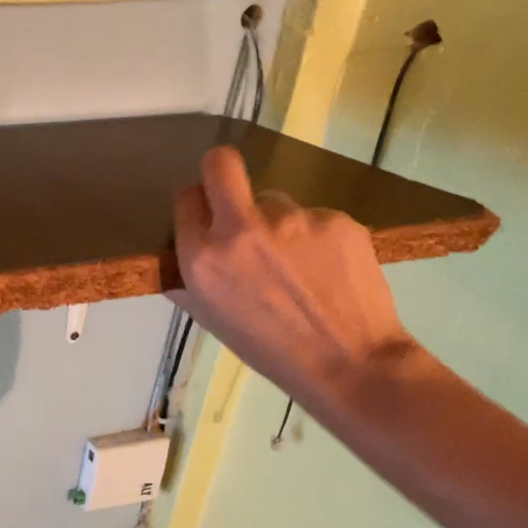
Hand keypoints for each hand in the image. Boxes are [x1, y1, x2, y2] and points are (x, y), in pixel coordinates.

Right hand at [170, 146, 420, 404]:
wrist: (348, 362)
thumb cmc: (268, 348)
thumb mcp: (209, 317)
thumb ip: (189, 277)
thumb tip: (179, 254)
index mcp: (202, 256)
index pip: (186, 198)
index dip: (195, 206)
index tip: (205, 218)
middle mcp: (241, 229)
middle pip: (221, 164)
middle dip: (221, 171)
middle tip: (233, 196)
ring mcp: (292, 220)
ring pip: (274, 200)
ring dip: (277, 223)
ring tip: (296, 264)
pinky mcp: (336, 219)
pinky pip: (314, 217)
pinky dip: (315, 238)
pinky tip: (326, 271)